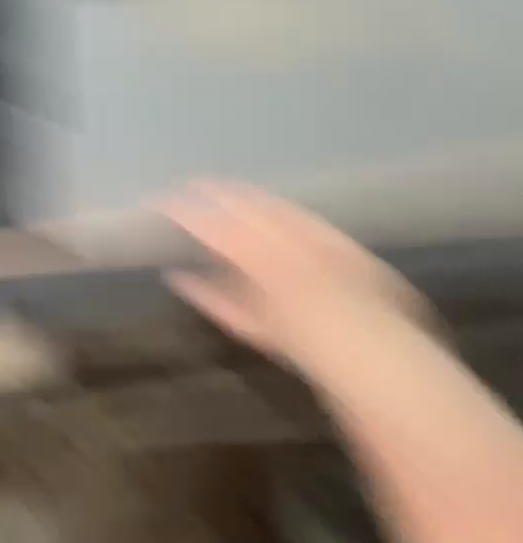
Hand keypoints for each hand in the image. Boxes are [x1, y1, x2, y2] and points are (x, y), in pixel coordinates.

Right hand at [161, 181, 431, 377]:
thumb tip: (177, 276)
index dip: (186, 211)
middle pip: (251, 210)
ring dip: (250, 196)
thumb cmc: (305, 345)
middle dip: (220, 193)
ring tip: (227, 187)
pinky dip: (284, 210)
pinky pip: (309, 220)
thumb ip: (213, 297)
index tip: (160, 201)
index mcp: (263, 261)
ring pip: (281, 209)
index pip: (216, 226)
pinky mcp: (348, 248)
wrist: (382, 359)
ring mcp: (324, 242)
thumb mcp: (249, 325)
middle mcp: (294, 244)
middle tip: (192, 183)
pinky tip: (274, 207)